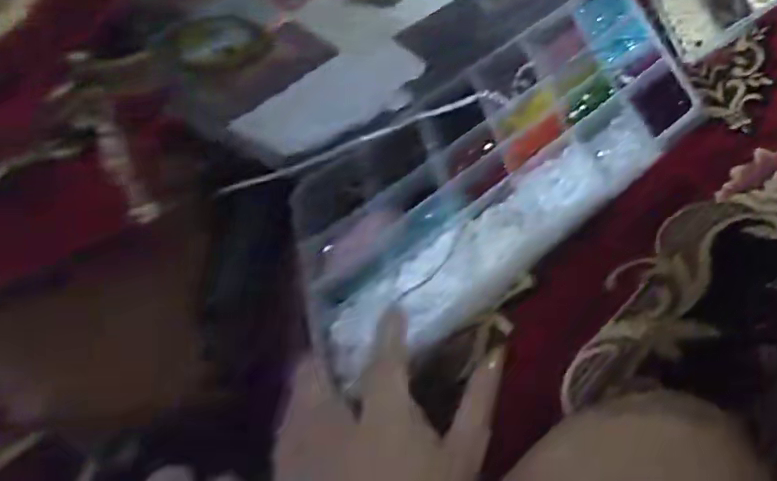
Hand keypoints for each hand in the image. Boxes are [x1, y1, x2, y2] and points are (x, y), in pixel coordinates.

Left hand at [273, 309, 503, 480]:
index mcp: (384, 422)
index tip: (391, 311)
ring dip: (296, 400)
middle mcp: (336, 441)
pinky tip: (293, 435)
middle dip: (316, 368)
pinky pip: (279, 459)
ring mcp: (303, 476)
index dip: (388, 334)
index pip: (384, 364)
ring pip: (289, 427)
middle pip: (316, 394)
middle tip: (319, 349)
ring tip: (304, 384)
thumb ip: (479, 398)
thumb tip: (496, 349)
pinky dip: (286, 435)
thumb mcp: (465, 453)